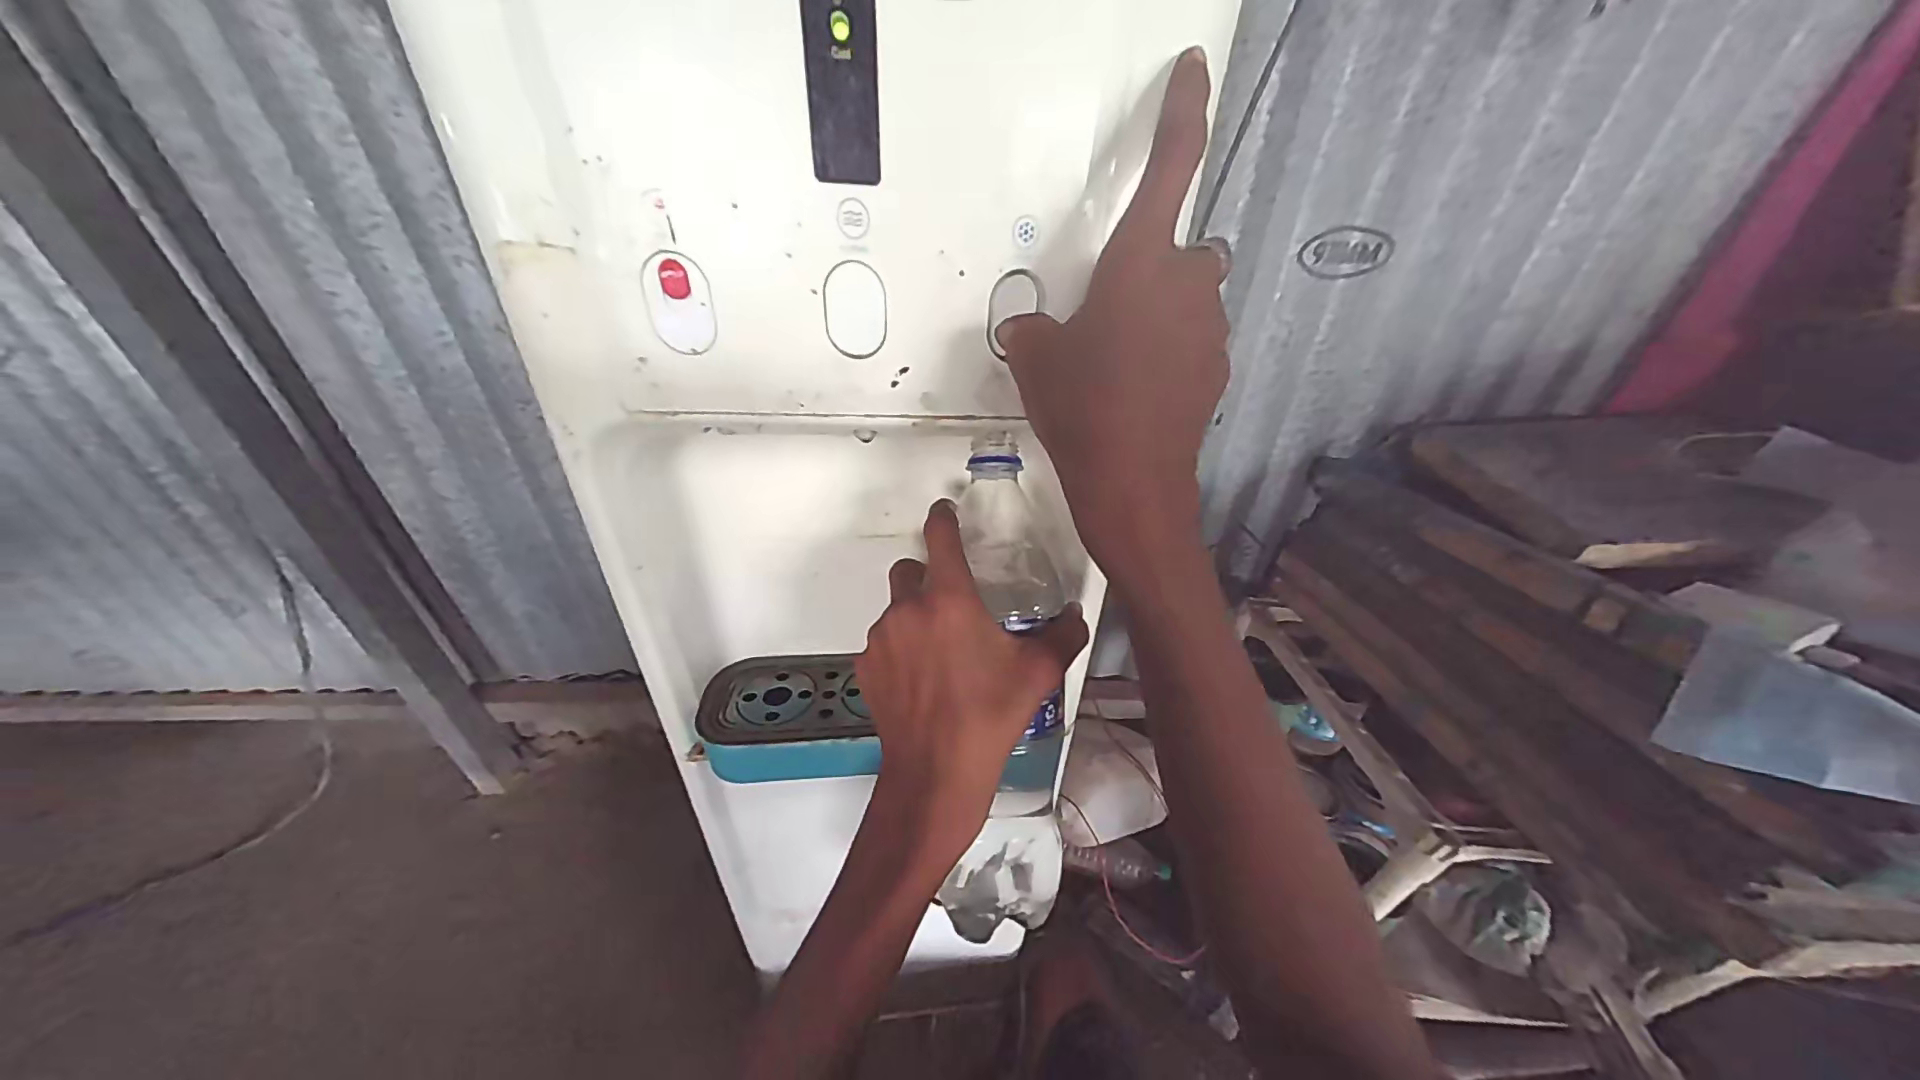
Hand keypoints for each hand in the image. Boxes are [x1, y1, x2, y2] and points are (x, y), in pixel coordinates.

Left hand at [855, 501, 1087, 853]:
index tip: (945, 512)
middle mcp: (907, 609)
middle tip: (950, 604)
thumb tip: (1074, 614)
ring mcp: (880, 639)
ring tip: (940, 655)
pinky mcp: (866, 667)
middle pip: (908, 570)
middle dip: (926, 576)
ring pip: (894, 609)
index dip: (943, 519)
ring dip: (913, 618)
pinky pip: (882, 644)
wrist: (936, 771)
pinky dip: (898, 650)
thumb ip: (1063, 634)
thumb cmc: (990, 715)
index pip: (940, 538)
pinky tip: (920, 681)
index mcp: (949, 600)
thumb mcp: (1038, 673)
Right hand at [997, 48, 1227, 584]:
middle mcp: (1186, 284)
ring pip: (1188, 302)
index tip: (1192, 69)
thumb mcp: (1035, 363)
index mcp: (1139, 264)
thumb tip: (1026, 329)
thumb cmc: (1080, 408)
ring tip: (1120, 368)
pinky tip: (1142, 394)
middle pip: (1179, 253)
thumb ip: (1031, 332)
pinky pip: (1193, 343)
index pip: (1169, 167)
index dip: (1181, 112)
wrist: (1131, 482)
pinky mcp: (1217, 369)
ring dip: (1159, 318)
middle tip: (1112, 320)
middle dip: (1151, 273)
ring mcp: (1209, 329)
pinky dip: (1170, 355)